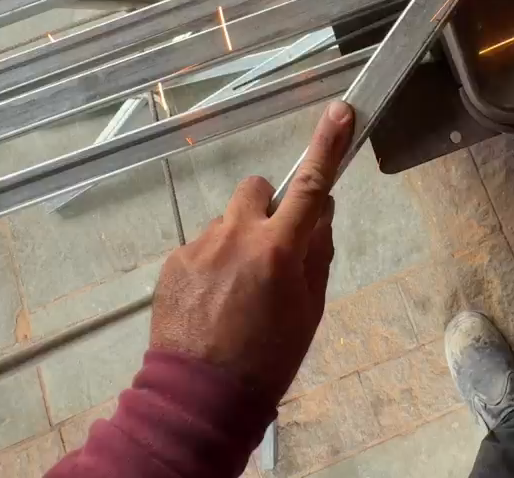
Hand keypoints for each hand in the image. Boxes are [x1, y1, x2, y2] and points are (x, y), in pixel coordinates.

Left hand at [148, 101, 353, 399]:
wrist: (196, 401)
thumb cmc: (268, 359)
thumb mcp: (309, 309)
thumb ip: (317, 252)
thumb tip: (320, 210)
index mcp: (278, 249)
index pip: (310, 185)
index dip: (327, 145)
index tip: (340, 111)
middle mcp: (237, 236)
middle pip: (256, 188)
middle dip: (266, 207)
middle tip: (267, 247)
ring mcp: (200, 246)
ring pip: (227, 220)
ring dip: (235, 240)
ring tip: (233, 289)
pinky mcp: (173, 261)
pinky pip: (201, 245)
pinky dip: (210, 262)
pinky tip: (209, 301)